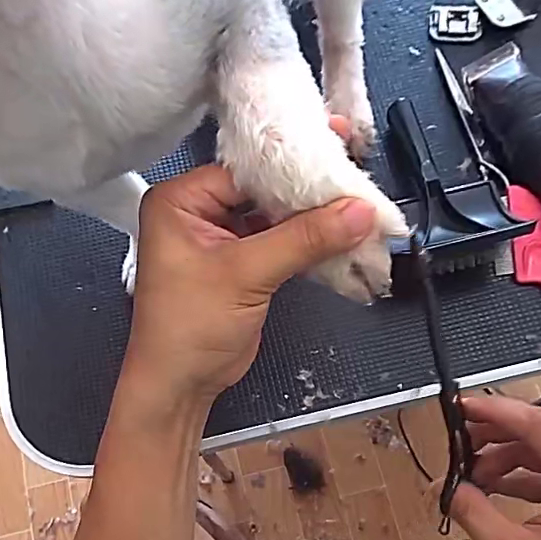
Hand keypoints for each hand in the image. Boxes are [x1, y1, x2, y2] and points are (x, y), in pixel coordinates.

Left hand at [123, 161, 377, 398]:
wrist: (183, 385)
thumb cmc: (189, 328)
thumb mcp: (246, 274)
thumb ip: (303, 239)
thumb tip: (358, 211)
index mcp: (182, 200)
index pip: (247, 170)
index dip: (293, 164)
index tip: (338, 154)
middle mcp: (201, 214)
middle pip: (265, 192)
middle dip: (309, 192)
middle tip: (354, 177)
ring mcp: (225, 242)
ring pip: (278, 220)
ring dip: (315, 220)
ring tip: (358, 206)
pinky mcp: (246, 269)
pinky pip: (283, 245)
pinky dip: (311, 245)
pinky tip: (342, 239)